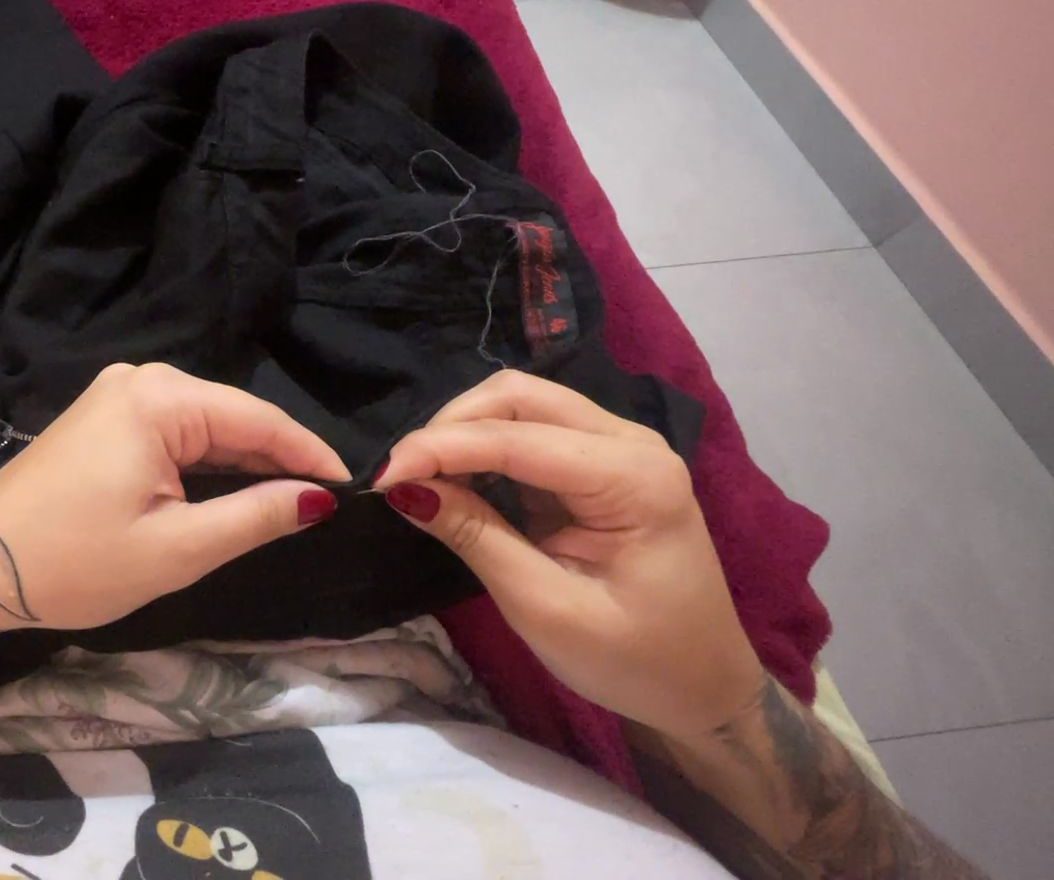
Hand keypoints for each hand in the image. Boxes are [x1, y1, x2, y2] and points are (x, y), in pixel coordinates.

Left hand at [0, 362, 350, 631]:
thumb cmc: (76, 563)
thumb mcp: (176, 549)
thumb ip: (254, 516)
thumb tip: (318, 499)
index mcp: (158, 398)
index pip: (258, 419)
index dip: (310, 453)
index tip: (353, 488)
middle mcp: (138, 379)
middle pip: (230, 416)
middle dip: (277, 458)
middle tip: (323, 503)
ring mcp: (115, 394)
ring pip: (202, 424)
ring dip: (242, 461)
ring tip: (288, 500)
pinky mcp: (101, 416)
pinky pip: (171, 430)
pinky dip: (204, 460)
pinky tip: (230, 487)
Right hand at [375, 369, 765, 739]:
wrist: (704, 689)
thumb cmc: (633, 661)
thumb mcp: (544, 606)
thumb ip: (474, 536)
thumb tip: (403, 488)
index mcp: (634, 479)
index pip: (515, 438)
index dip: (439, 448)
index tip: (380, 479)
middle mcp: (630, 441)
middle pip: (516, 396)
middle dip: (448, 427)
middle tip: (402, 477)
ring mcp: (615, 444)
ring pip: (516, 402)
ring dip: (460, 432)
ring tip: (424, 480)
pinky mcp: (596, 458)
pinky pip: (524, 427)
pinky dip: (479, 446)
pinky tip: (457, 480)